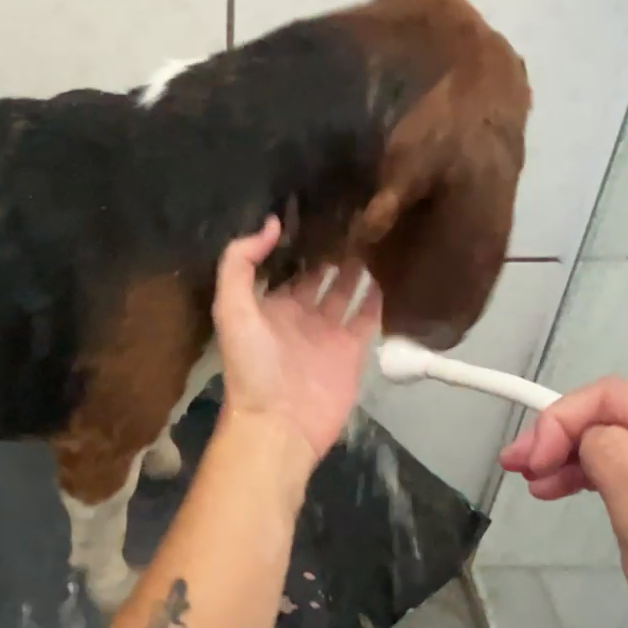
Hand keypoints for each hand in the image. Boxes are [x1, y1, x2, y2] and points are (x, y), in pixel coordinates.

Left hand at [211, 216, 381, 463]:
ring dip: (360, 263)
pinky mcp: (353, 348)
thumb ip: (240, 264)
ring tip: (379, 227)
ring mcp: (328, 330)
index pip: (286, 263)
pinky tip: (396, 263)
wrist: (280, 424)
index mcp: (268, 304)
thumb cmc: (251, 366)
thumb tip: (271, 224)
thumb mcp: (231, 309)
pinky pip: (370, 314)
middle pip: (319, 272)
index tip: (318, 203)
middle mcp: (299, 313)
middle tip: (357, 210)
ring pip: (347, 288)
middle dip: (333, 246)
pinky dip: (382, 293)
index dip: (299, 237)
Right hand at [498, 378, 627, 627]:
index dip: (560, 420)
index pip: (617, 397)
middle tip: (519, 477)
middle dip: (563, 436)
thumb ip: (620, 473)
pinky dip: (613, 477)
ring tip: (543, 492)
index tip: (526, 467)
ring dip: (583, 458)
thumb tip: (589, 433)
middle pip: (627, 414)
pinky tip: (590, 499)